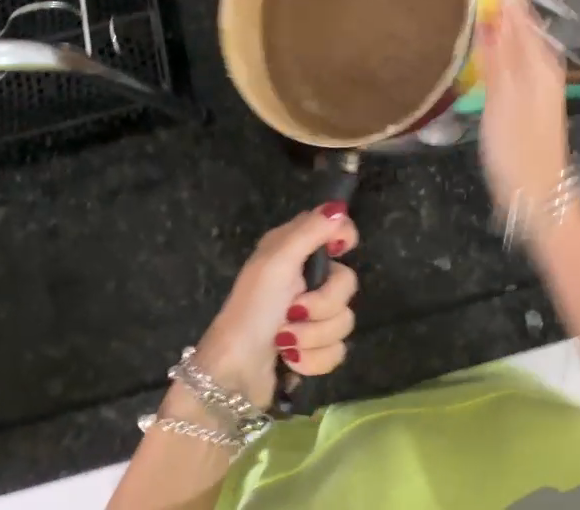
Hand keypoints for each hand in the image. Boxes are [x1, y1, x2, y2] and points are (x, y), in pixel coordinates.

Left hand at [190, 204, 359, 409]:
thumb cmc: (252, 310)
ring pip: (344, 320)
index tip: (337, 252)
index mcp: (293, 249)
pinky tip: (291, 362)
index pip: (335, 228)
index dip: (343, 237)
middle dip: (322, 305)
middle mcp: (305, 277)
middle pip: (346, 282)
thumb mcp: (277, 263)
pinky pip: (337, 351)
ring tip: (284, 342)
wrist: (233, 373)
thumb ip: (310, 231)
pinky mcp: (314, 348)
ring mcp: (311, 315)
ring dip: (313, 337)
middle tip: (293, 311)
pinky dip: (313, 360)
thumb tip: (339, 206)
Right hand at [476, 0, 568, 213]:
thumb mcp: (503, 102)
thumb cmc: (519, 150)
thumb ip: (497, 57)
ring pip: (515, 35)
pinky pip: (512, 52)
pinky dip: (498, 37)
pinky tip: (484, 37)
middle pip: (519, 19)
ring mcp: (535, 80)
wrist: (540, 194)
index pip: (518, 10)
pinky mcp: (527, 94)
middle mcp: (540, 65)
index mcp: (536, 62)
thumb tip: (491, 14)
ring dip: (498, 13)